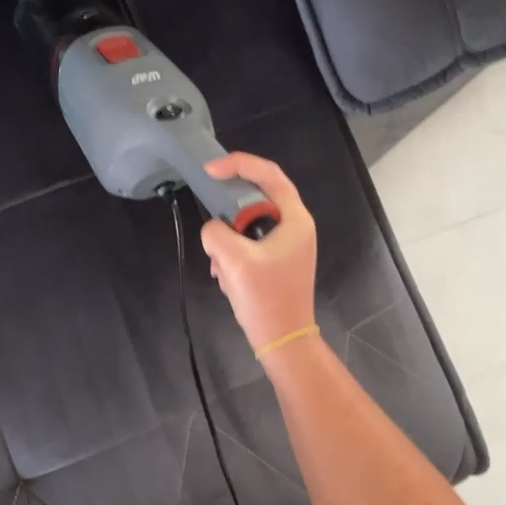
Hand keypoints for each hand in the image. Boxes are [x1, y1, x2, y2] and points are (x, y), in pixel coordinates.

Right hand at [201, 153, 317, 350]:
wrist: (283, 340)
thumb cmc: (266, 298)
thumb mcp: (234, 260)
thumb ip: (216, 233)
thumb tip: (213, 230)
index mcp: (295, 219)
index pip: (269, 174)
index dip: (238, 165)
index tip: (210, 171)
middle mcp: (295, 227)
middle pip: (256, 201)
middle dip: (229, 218)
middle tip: (214, 233)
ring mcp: (288, 246)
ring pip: (249, 227)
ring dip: (229, 242)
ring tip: (220, 266)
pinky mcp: (278, 263)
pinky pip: (250, 246)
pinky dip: (234, 256)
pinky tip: (226, 278)